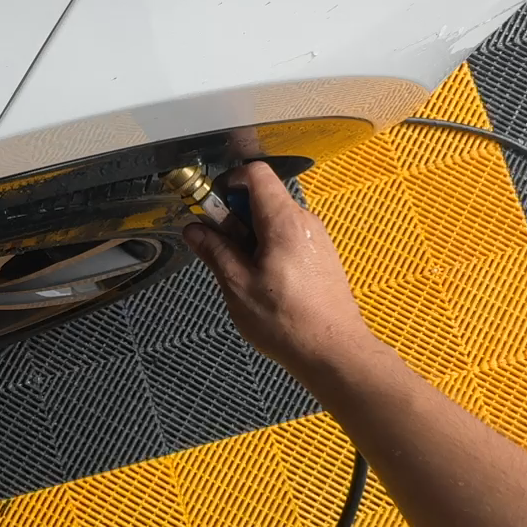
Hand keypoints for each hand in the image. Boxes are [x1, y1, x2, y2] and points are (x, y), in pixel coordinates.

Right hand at [183, 162, 382, 385]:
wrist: (333, 351)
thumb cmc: (284, 320)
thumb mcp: (237, 285)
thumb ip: (214, 251)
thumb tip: (193, 229)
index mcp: (283, 221)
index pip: (256, 174)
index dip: (228, 183)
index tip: (210, 209)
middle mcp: (304, 221)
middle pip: (263, 198)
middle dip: (234, 217)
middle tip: (219, 249)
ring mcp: (316, 237)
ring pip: (273, 220)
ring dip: (249, 235)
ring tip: (241, 273)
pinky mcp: (321, 255)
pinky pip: (287, 236)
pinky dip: (267, 247)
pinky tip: (262, 281)